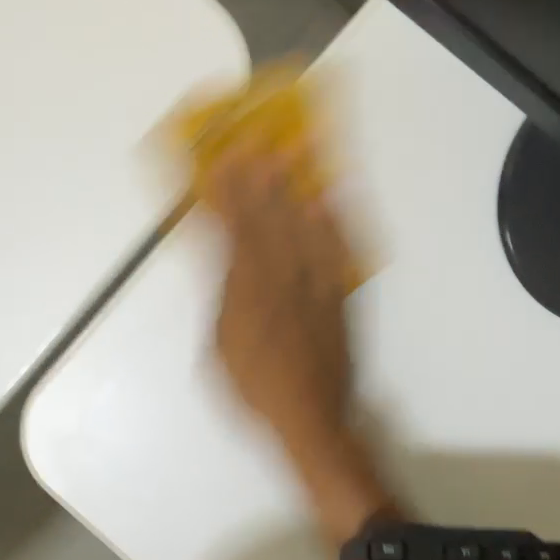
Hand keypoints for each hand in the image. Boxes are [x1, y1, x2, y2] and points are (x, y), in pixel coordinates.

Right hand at [203, 141, 357, 449]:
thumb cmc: (255, 392)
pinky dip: (334, 221)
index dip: (228, 196)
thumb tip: (220, 265)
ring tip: (291, 150)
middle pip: (270, 222)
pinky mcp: (340, 298)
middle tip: (254, 140)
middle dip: (260, 179)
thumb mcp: (218, 350)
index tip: (220, 163)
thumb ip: (220, 302)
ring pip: (305, 228)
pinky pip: (338, 251)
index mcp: (246, 298)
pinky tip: (330, 196)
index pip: (234, 235)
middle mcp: (282, 284)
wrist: (311, 418)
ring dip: (296, 187)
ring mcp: (316, 289)